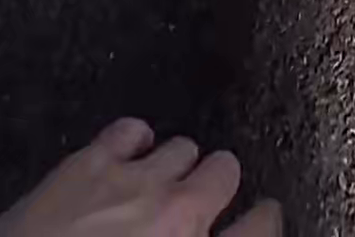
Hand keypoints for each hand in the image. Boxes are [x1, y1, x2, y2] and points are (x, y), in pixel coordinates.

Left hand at [0, 118, 280, 236]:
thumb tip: (202, 236)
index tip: (259, 218)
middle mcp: (179, 216)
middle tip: (190, 212)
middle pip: (226, 168)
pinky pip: (133, 129)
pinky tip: (121, 165)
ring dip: (171, 169)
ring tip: (148, 192)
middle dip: (214, 186)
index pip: (261, 228)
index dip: (264, 220)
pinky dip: (132, 145)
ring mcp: (135, 183)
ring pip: (182, 145)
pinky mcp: (90, 161)